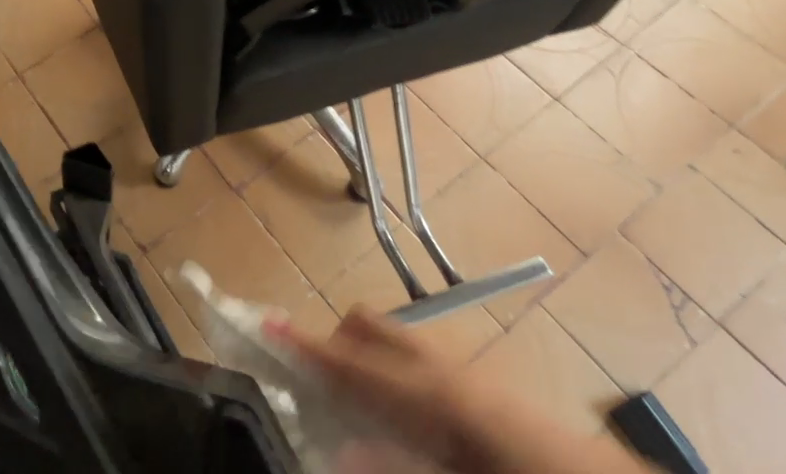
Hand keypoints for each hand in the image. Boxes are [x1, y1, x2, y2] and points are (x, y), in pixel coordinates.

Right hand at [269, 307, 650, 473]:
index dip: (304, 346)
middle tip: (319, 390)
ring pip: (394, 343)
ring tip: (359, 414)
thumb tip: (341, 450)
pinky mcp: (485, 387)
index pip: (351, 361)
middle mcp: (446, 369)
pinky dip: (394, 381)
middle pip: (367, 327)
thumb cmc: (520, 464)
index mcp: (435, 394)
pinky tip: (407, 431)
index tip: (264, 326)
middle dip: (333, 346)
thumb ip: (392, 458)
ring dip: (364, 362)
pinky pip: (420, 365)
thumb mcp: (447, 468)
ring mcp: (469, 372)